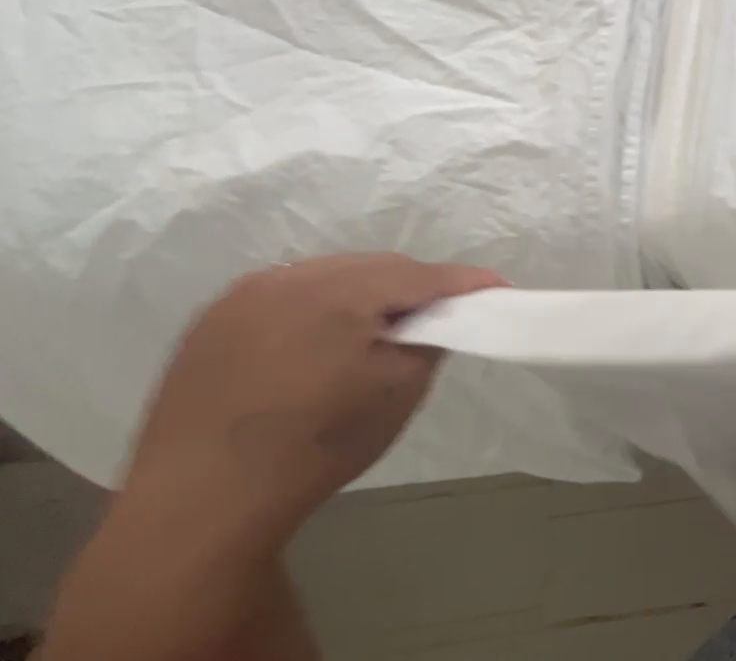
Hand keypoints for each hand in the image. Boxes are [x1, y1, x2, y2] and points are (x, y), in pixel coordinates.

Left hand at [123, 254, 504, 539]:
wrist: (202, 503)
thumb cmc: (317, 443)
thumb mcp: (401, 388)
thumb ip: (430, 338)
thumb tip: (435, 318)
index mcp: (338, 292)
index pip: (422, 275)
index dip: (466, 282)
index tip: (500, 290)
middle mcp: (287, 280)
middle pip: (375, 267)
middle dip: (414, 285)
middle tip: (443, 314)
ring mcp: (242, 298)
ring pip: (330, 276)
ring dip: (366, 292)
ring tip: (384, 327)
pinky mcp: (211, 324)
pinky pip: (288, 295)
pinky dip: (321, 306)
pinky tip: (326, 338)